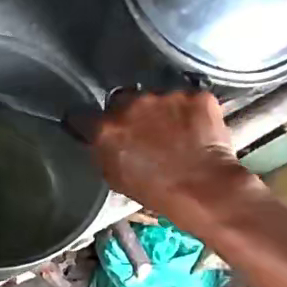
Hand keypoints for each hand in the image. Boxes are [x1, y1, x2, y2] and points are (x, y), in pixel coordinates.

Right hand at [89, 89, 248, 216]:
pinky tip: (195, 130)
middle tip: (143, 133)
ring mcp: (165, 96)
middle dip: (128, 112)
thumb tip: (101, 142)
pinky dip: (190, 112)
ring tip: (174, 134)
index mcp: (106, 129)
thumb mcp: (116, 179)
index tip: (92, 126)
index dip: (87, 122)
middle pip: (122, 99)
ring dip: (161, 111)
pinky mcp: (194, 94)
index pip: (82, 116)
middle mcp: (131, 105)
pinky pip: (187, 99)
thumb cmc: (158, 192)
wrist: (204, 188)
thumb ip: (103, 153)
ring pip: (157, 97)